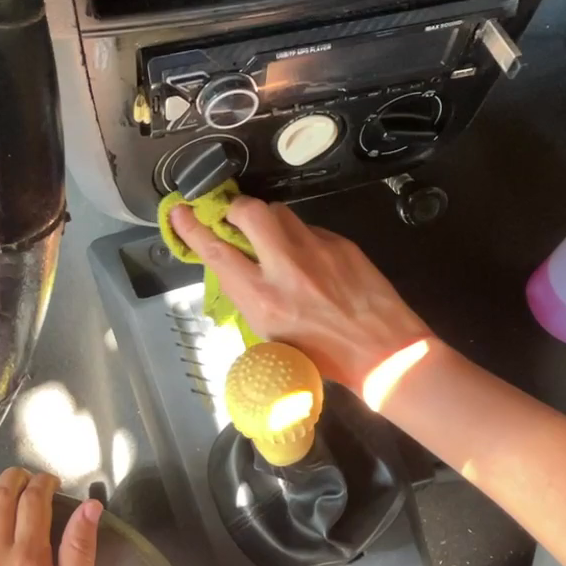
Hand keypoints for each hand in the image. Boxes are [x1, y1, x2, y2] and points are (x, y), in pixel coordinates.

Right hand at [169, 197, 431, 390]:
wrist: (385, 353)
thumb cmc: (323, 357)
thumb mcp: (270, 336)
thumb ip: (248, 295)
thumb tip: (232, 263)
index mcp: (263, 300)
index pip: (217, 252)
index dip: (193, 228)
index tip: (179, 211)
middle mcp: (286, 267)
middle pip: (247, 211)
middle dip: (233, 208)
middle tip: (233, 218)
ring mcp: (317, 249)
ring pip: (279, 212)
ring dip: (266, 220)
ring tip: (271, 240)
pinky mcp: (341, 242)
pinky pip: (307, 227)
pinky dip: (298, 236)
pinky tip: (308, 258)